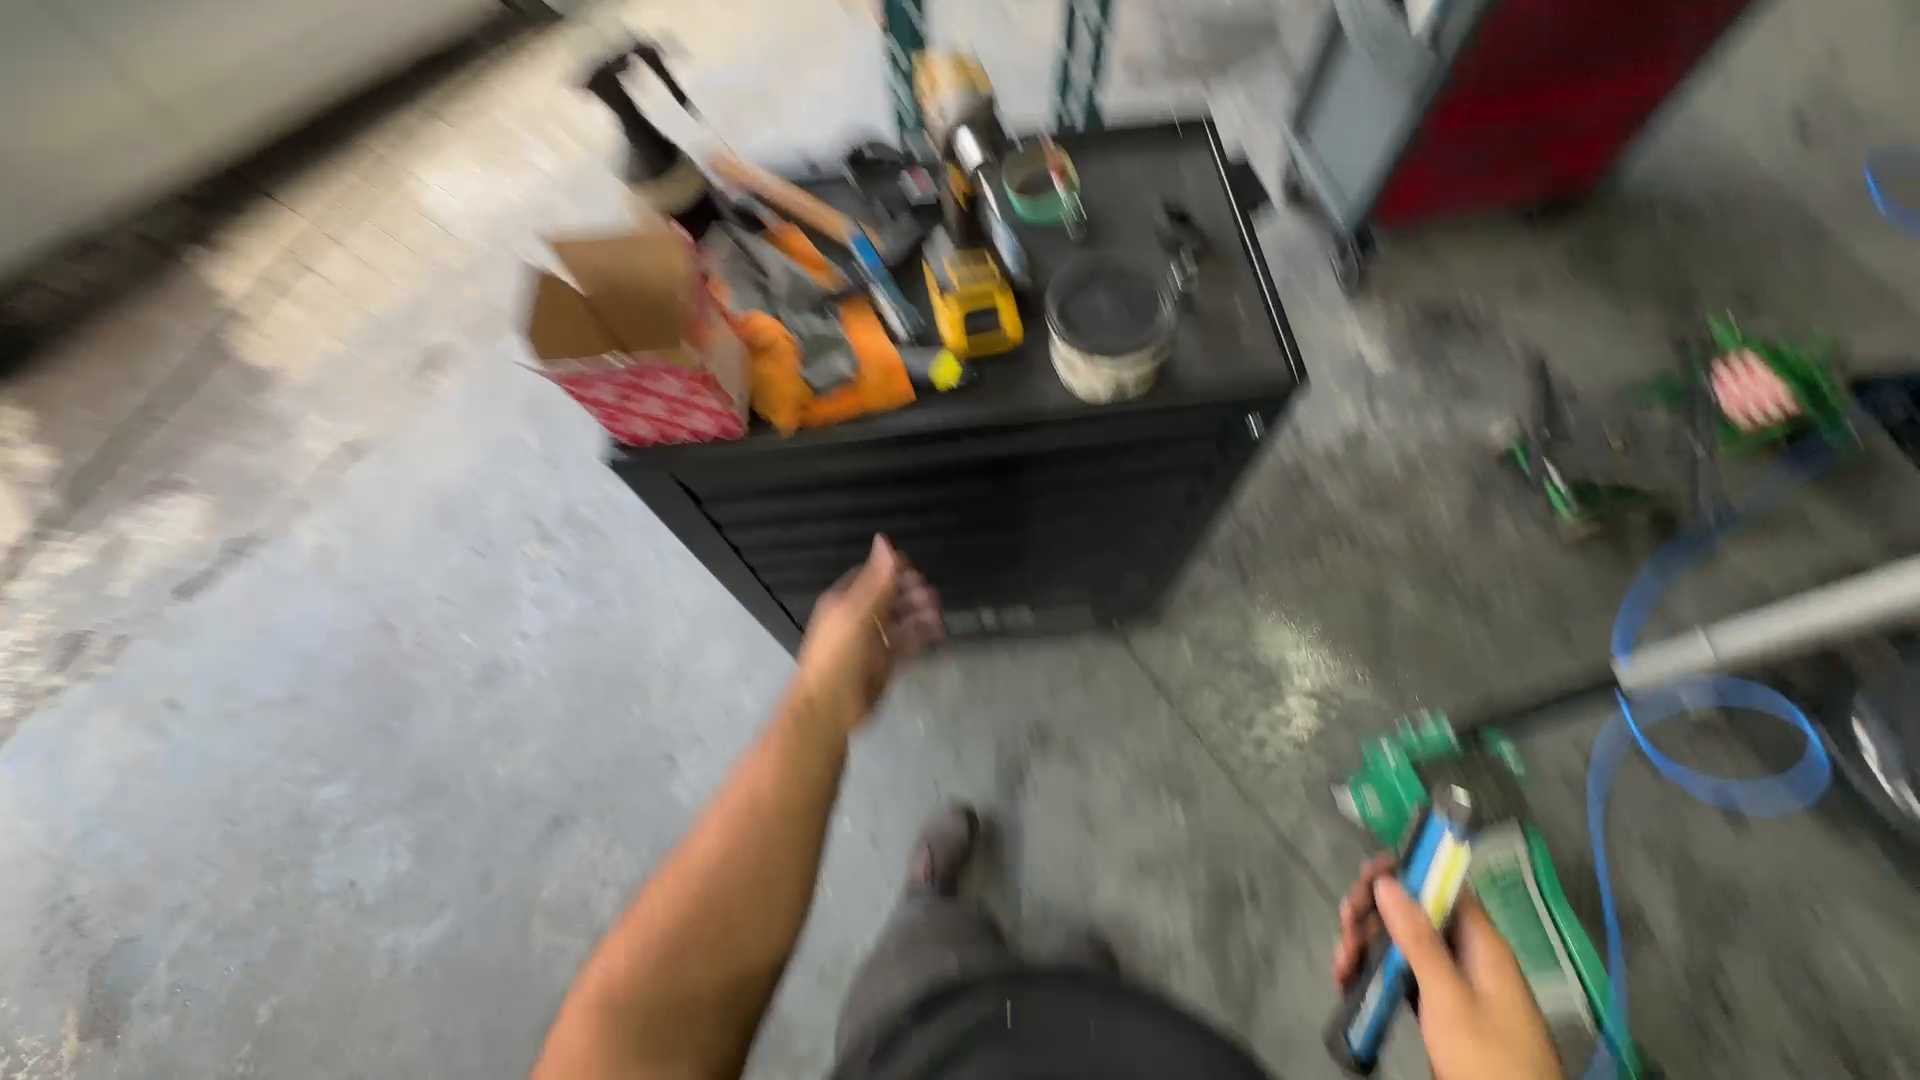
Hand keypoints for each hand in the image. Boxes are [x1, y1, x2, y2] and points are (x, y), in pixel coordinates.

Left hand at [786, 536, 942, 733]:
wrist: (831, 705)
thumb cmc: (840, 653)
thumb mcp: (858, 611)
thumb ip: (877, 578)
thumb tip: (885, 538)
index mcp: (845, 600)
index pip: (871, 575)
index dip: (892, 570)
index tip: (916, 569)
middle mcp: (858, 617)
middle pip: (889, 596)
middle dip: (911, 592)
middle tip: (931, 593)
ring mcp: (872, 641)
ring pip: (900, 619)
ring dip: (919, 612)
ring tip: (938, 611)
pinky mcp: (885, 662)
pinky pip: (906, 642)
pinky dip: (920, 634)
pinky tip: (937, 630)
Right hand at [1332, 854, 1563, 1079]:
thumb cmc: (1487, 1058)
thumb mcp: (1449, 997)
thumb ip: (1419, 939)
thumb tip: (1388, 881)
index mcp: (1481, 944)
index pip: (1442, 886)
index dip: (1405, 873)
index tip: (1366, 875)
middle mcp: (1467, 956)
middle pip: (1414, 912)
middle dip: (1374, 913)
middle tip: (1344, 925)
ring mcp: (1452, 983)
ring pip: (1401, 943)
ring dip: (1366, 944)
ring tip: (1341, 963)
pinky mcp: (1438, 1008)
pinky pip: (1400, 973)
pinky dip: (1373, 972)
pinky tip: (1347, 979)